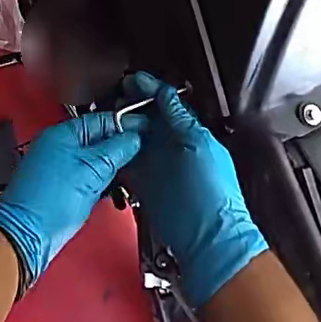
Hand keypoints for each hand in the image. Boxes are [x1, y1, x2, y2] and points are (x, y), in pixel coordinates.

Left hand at [0, 111, 144, 290]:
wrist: (27, 236)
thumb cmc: (48, 202)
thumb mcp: (92, 170)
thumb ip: (117, 150)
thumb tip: (134, 137)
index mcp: (63, 133)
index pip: (102, 119)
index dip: (126, 124)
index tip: (146, 129)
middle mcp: (60, 147)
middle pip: (100, 139)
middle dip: (121, 147)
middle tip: (142, 155)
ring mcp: (60, 168)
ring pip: (96, 159)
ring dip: (113, 167)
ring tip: (128, 175)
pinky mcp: (63, 188)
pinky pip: (89, 177)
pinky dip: (102, 182)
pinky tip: (113, 191)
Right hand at [123, 72, 267, 305]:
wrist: (210, 241)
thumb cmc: (213, 196)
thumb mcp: (198, 146)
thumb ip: (180, 119)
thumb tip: (167, 95)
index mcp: (191, 133)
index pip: (167, 103)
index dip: (150, 89)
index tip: (133, 80)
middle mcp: (173, 147)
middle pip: (147, 118)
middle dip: (130, 105)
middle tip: (115, 97)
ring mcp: (158, 166)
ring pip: (134, 138)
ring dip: (121, 127)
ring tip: (107, 118)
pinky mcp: (145, 185)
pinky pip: (126, 163)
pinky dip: (115, 153)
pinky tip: (106, 144)